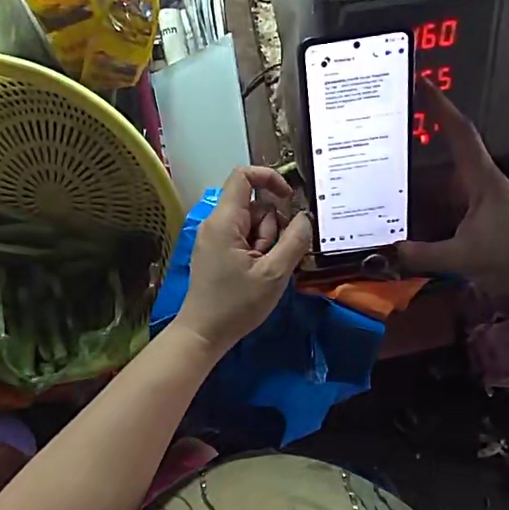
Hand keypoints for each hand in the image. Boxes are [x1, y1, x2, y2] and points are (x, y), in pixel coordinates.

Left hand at [173, 166, 312, 350]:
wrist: (204, 333)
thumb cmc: (236, 305)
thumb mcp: (274, 273)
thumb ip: (294, 240)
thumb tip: (304, 217)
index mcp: (224, 221)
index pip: (243, 176)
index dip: (269, 178)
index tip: (289, 198)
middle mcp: (215, 224)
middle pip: (254, 205)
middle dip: (272, 227)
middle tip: (271, 259)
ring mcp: (214, 239)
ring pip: (252, 225)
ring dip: (266, 243)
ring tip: (262, 272)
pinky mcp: (216, 253)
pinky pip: (244, 240)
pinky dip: (257, 252)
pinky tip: (258, 275)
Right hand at [396, 82, 508, 304]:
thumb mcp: (462, 256)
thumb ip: (423, 254)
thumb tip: (389, 251)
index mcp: (482, 180)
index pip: (459, 134)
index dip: (441, 108)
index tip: (424, 84)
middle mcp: (479, 186)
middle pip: (439, 166)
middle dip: (411, 162)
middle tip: (381, 153)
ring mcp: (479, 205)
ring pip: (439, 191)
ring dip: (416, 195)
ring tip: (383, 194)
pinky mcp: (478, 222)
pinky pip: (444, 210)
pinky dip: (424, 215)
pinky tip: (404, 224)